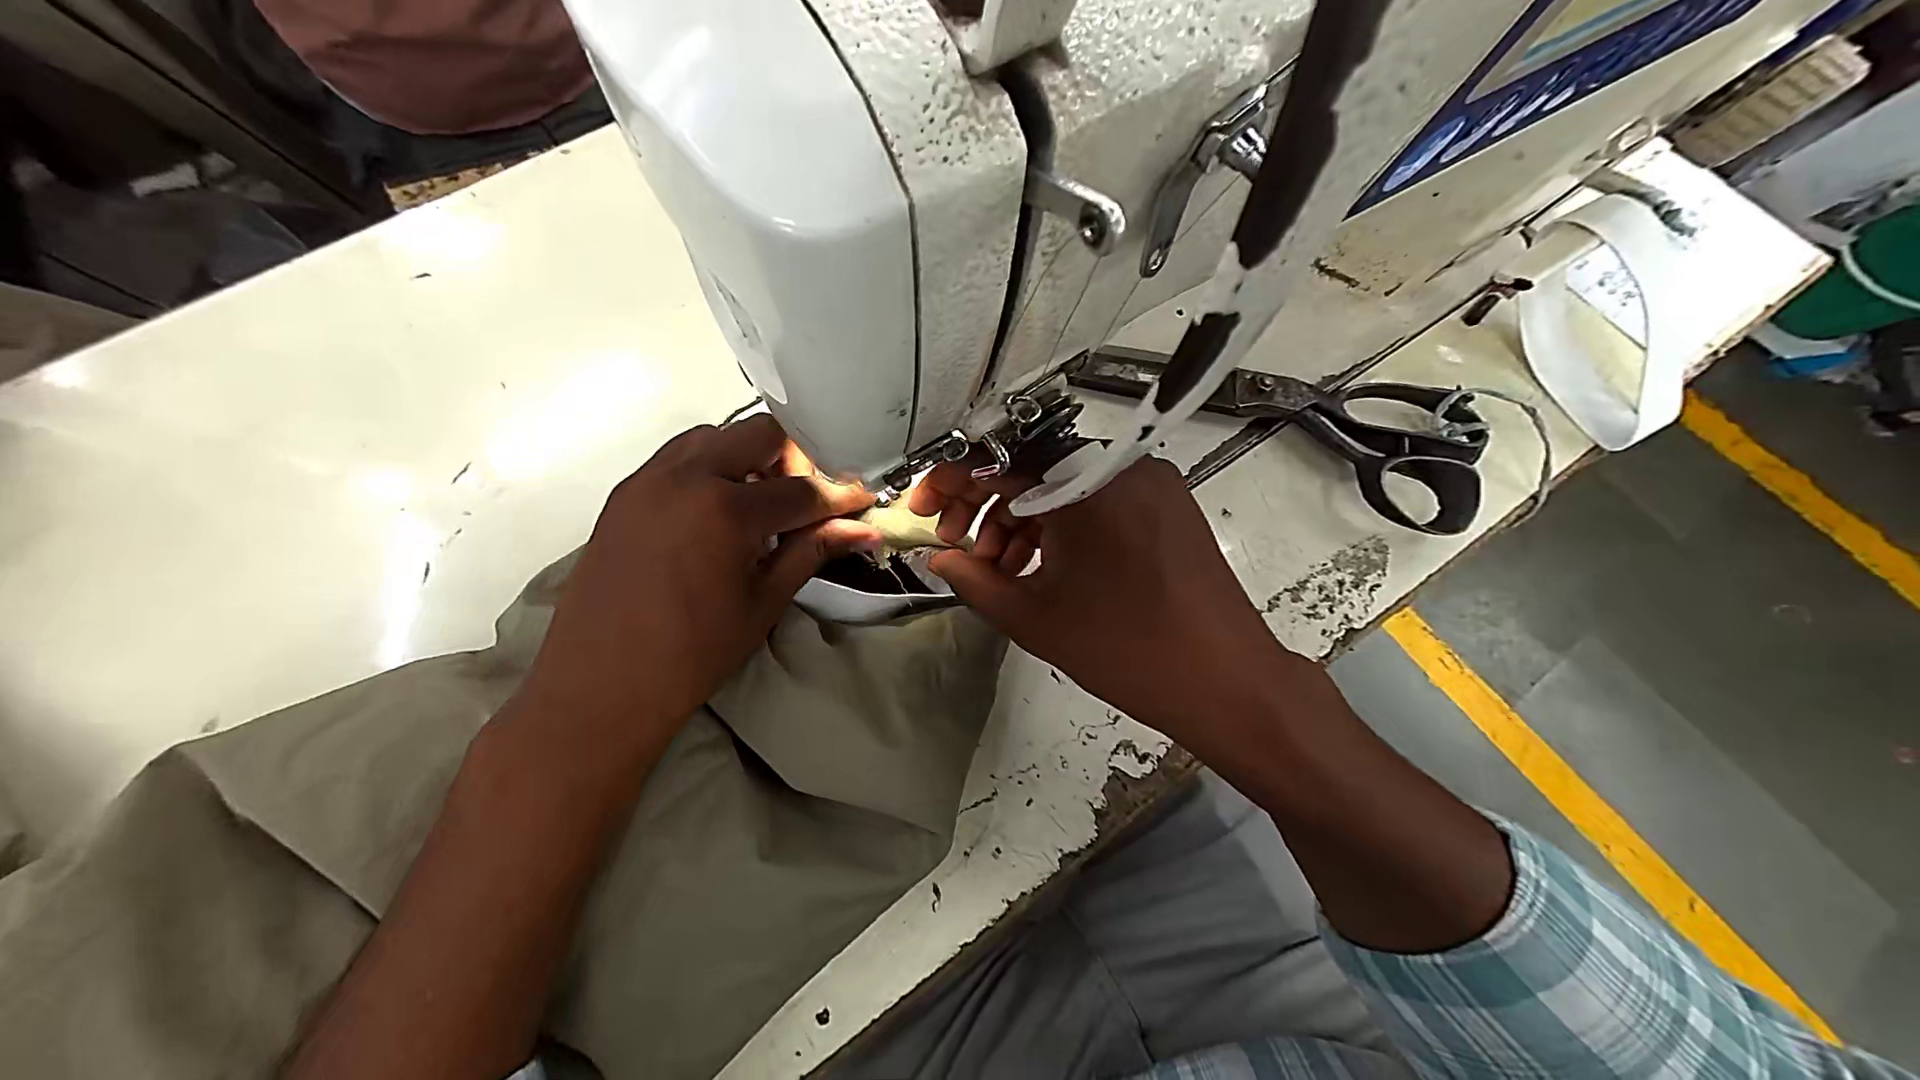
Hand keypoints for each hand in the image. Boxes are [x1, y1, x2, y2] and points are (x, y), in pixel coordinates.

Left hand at [519, 414, 880, 747]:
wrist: (602, 684)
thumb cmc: (692, 653)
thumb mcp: (764, 601)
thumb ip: (812, 551)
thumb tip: (863, 530)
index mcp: (724, 509)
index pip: (801, 490)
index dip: (838, 497)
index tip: (861, 501)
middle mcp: (684, 477)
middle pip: (759, 435)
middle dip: (794, 460)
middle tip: (803, 503)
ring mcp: (648, 480)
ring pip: (714, 437)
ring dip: (747, 458)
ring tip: (758, 506)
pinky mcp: (625, 493)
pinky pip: (678, 457)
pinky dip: (709, 469)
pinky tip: (716, 513)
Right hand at [918, 456, 1319, 755]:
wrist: (1225, 680)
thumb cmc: (1130, 651)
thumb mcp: (1033, 617)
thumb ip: (973, 580)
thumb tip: (940, 559)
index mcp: (1083, 485)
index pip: (996, 464)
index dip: (948, 485)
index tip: (924, 508)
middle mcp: (1120, 467)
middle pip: (1031, 472)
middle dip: (985, 511)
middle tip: (959, 550)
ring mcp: (1148, 483)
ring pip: (1063, 488)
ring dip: (1021, 522)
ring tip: (999, 570)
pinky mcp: (1165, 504)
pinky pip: (1096, 501)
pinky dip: (1061, 527)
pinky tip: (1041, 565)